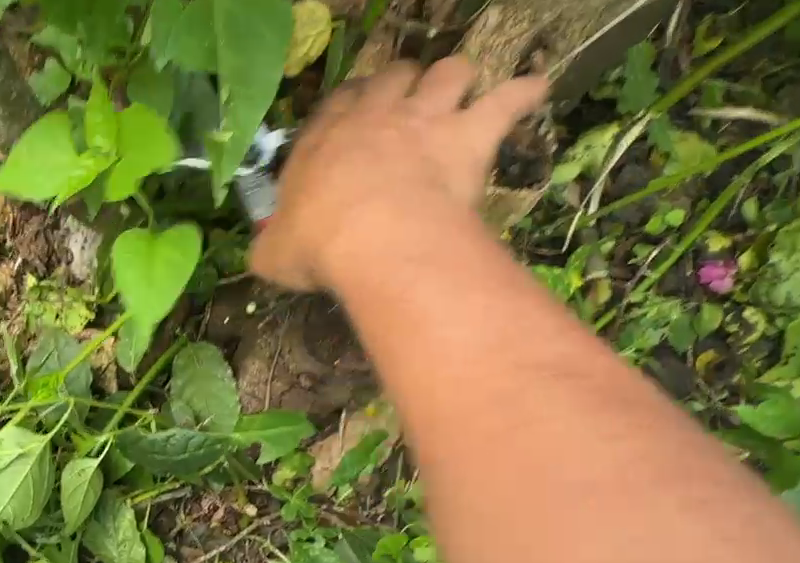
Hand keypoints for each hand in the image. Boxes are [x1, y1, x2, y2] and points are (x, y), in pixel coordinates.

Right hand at [248, 57, 547, 292]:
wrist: (372, 239)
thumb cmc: (315, 245)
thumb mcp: (272, 254)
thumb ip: (269, 244)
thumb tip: (264, 252)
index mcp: (322, 140)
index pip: (335, 104)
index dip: (346, 107)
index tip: (351, 120)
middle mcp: (374, 117)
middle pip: (393, 76)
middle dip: (400, 85)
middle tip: (403, 106)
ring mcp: (424, 119)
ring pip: (449, 72)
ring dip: (454, 80)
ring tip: (458, 96)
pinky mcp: (469, 134)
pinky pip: (509, 99)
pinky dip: (524, 94)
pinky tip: (534, 92)